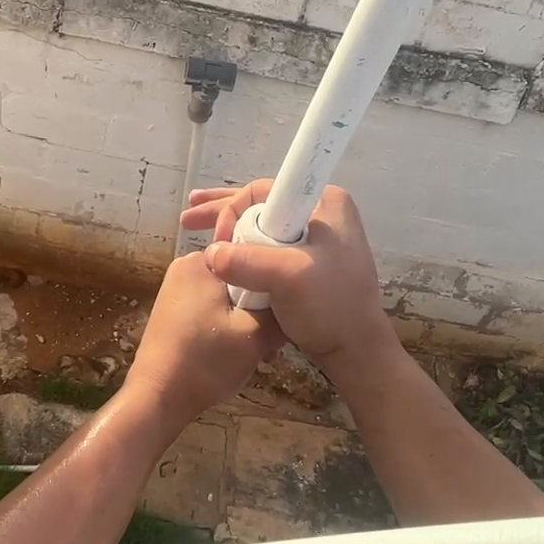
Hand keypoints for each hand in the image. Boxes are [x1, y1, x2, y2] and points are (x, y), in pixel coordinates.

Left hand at [123, 252, 283, 425]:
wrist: (158, 397)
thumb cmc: (205, 361)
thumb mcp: (255, 335)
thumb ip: (280, 311)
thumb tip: (294, 303)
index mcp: (202, 261)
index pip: (252, 250)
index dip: (275, 276)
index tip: (288, 305)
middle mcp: (186, 266)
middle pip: (240, 275)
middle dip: (259, 305)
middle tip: (273, 340)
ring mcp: (176, 288)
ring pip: (227, 295)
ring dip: (246, 319)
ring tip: (259, 351)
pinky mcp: (173, 310)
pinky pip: (211, 307)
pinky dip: (227, 325)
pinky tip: (237, 351)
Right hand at [180, 180, 393, 367]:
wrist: (356, 351)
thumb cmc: (332, 307)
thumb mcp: (289, 276)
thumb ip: (246, 260)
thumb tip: (209, 254)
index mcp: (324, 203)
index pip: (264, 191)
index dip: (233, 210)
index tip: (216, 237)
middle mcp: (320, 214)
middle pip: (259, 205)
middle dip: (221, 211)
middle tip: (187, 218)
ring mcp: (314, 240)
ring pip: (259, 226)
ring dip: (227, 230)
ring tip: (190, 226)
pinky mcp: (306, 264)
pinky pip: (266, 248)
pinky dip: (241, 250)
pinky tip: (220, 257)